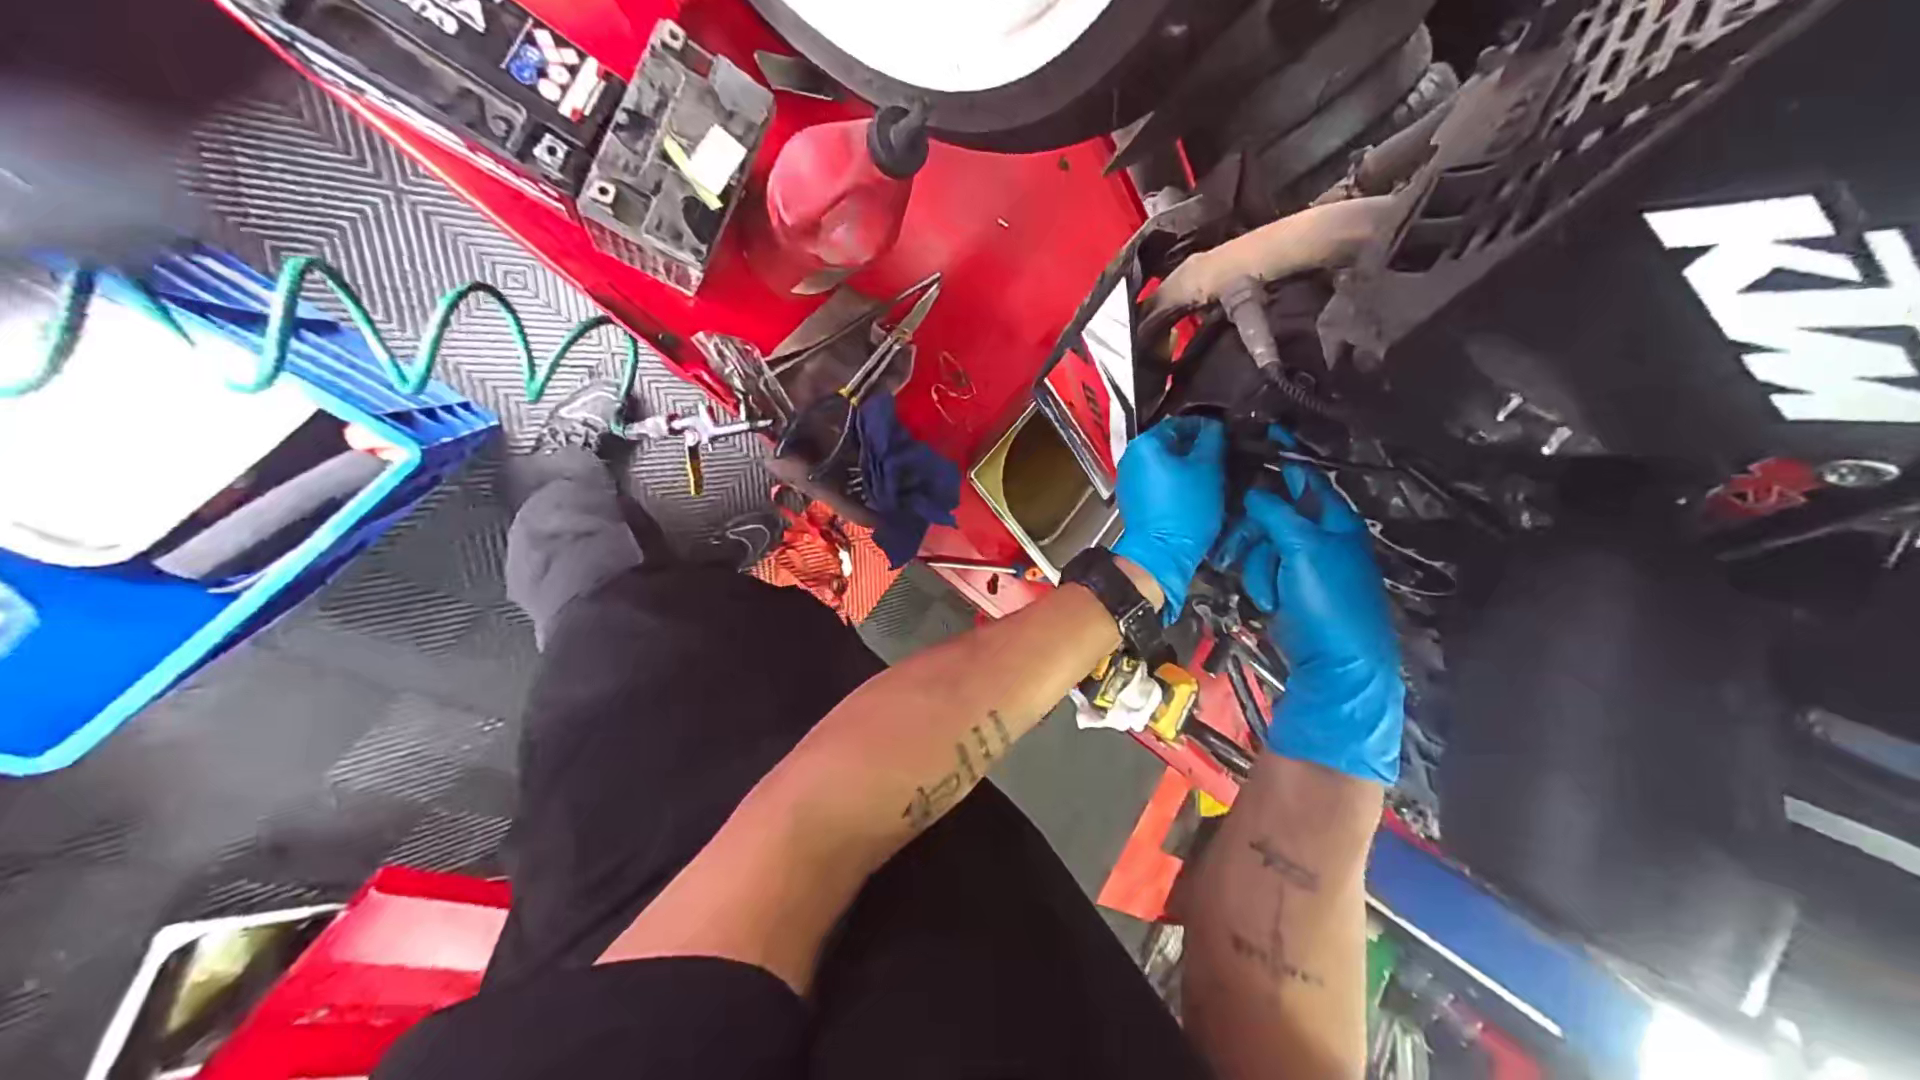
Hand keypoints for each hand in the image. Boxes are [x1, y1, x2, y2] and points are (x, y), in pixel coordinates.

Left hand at [1111, 416, 1227, 619]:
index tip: (1225, 438)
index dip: (1206, 428)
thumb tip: (1214, 425)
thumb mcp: (1208, 469)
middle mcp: (1130, 458)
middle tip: (1221, 457)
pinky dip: (1175, 482)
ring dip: (1187, 466)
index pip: (1179, 422)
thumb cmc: (1185, 510)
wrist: (1160, 555)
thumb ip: (1212, 439)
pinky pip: (1158, 481)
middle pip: (1170, 443)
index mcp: (1144, 445)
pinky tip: (1194, 492)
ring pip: (1165, 463)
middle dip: (1196, 449)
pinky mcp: (1133, 500)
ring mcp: (1129, 480)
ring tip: (1212, 475)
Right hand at [1215, 458, 1404, 784]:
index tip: (1267, 432)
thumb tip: (1255, 491)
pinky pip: (1260, 568)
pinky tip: (1270, 601)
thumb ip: (1278, 515)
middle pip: (1271, 512)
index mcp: (1334, 520)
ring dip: (1259, 566)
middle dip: (1257, 531)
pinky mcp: (1286, 585)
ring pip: (1259, 542)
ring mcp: (1301, 562)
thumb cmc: (1330, 601)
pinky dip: (1261, 583)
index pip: (1305, 477)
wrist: (1336, 662)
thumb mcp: (1304, 551)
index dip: (1285, 456)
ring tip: (1270, 590)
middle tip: (1244, 545)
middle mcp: (1317, 536)